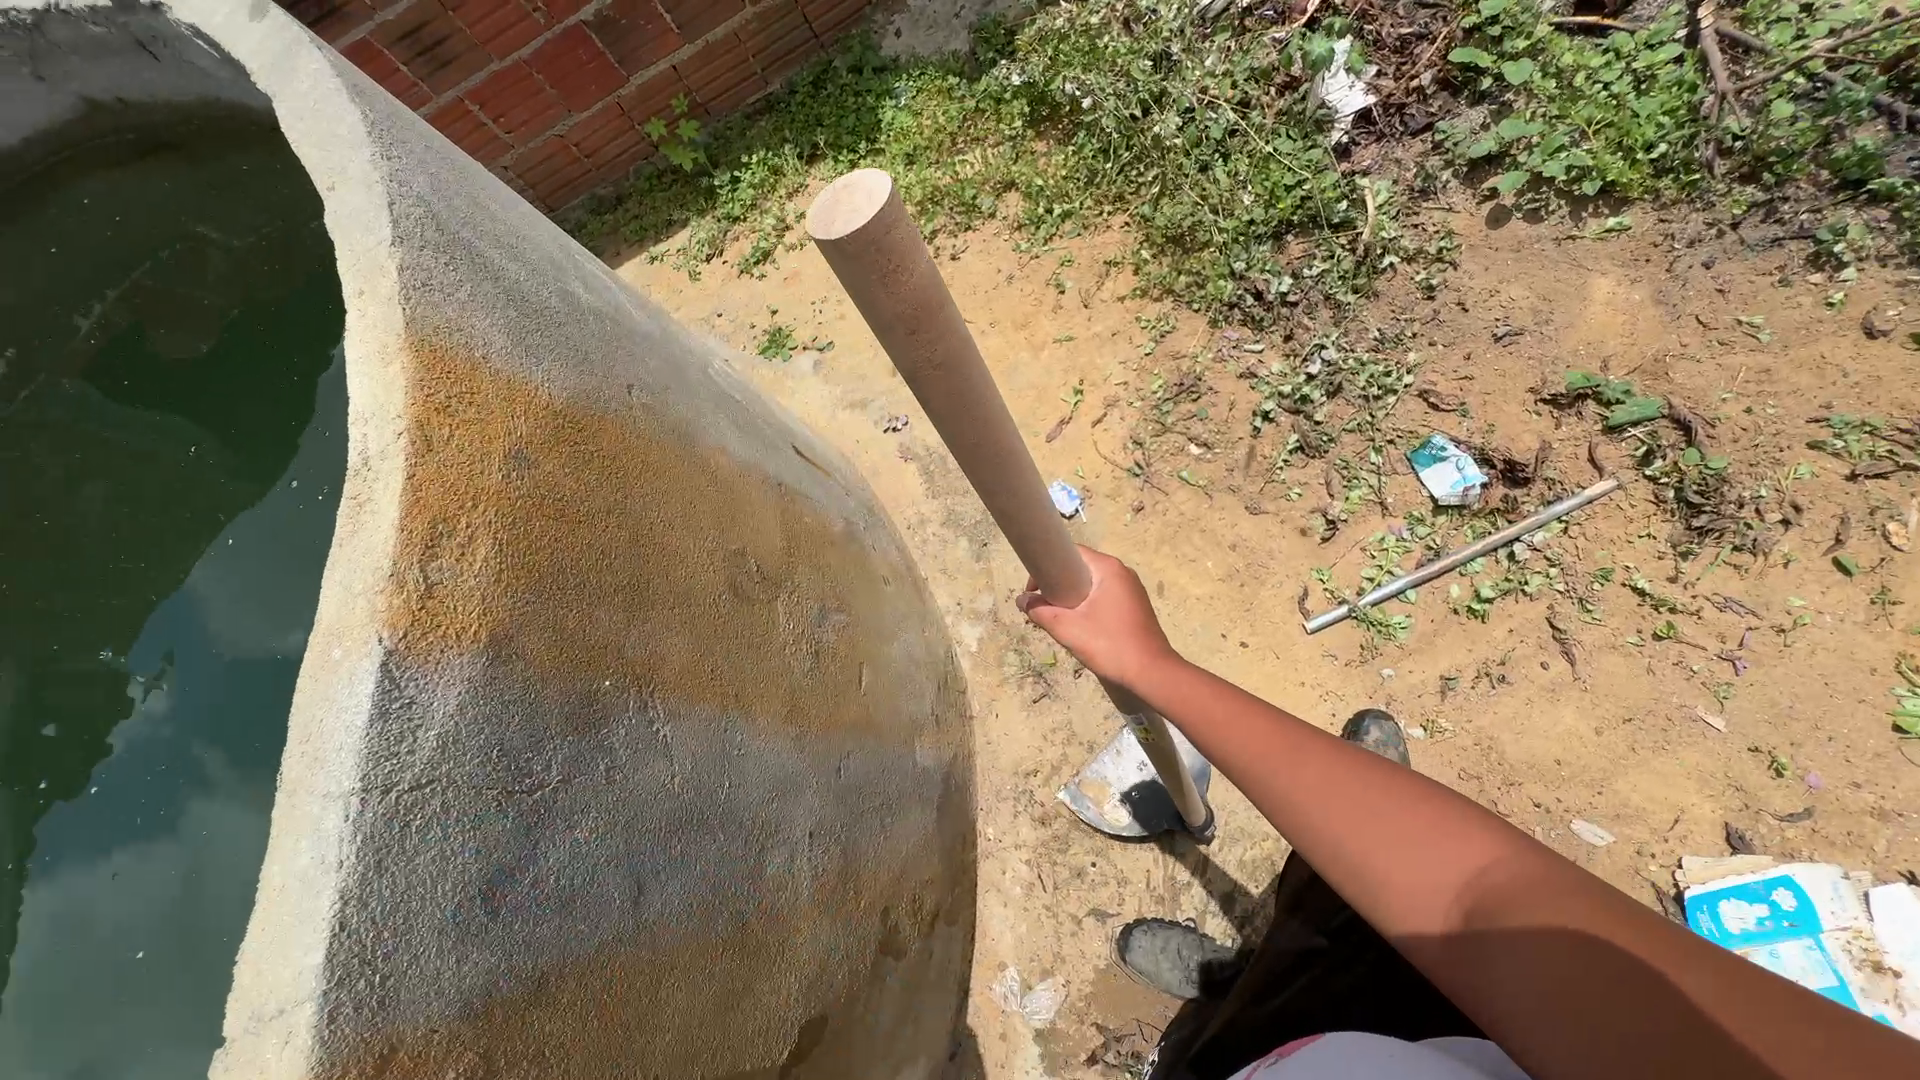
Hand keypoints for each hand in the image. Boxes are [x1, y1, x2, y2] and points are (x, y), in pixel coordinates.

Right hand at [1016, 547, 1179, 688]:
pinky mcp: (1136, 606)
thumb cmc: (1109, 645)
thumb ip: (1041, 612)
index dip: (1047, 567)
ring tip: (1060, 620)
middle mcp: (1123, 572)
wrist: (1151, 673)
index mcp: (1108, 569)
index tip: (1034, 590)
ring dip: (1073, 598)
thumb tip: (1022, 600)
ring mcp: (1132, 590)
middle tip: (1044, 607)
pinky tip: (1082, 627)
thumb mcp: (1068, 628)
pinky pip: (1104, 597)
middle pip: (1081, 569)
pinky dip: (1089, 606)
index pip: (1071, 553)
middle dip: (1058, 586)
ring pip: (1092, 585)